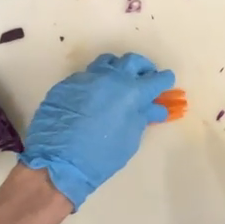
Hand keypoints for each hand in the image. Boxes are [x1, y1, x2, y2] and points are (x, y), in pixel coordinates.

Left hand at [18, 52, 174, 208]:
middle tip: (145, 78)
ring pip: (108, 62)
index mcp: (131, 92)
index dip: (163, 81)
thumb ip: (142, 118)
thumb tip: (153, 107)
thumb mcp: (129, 139)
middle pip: (132, 62)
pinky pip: (88, 75)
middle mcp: (110, 78)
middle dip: (143, 68)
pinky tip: (95, 95)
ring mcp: (87, 78)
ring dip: (118, 68)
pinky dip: (97, 81)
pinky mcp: (68, 83)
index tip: (166, 81)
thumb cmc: (101, 156)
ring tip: (119, 80)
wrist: (58, 161)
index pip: (155, 80)